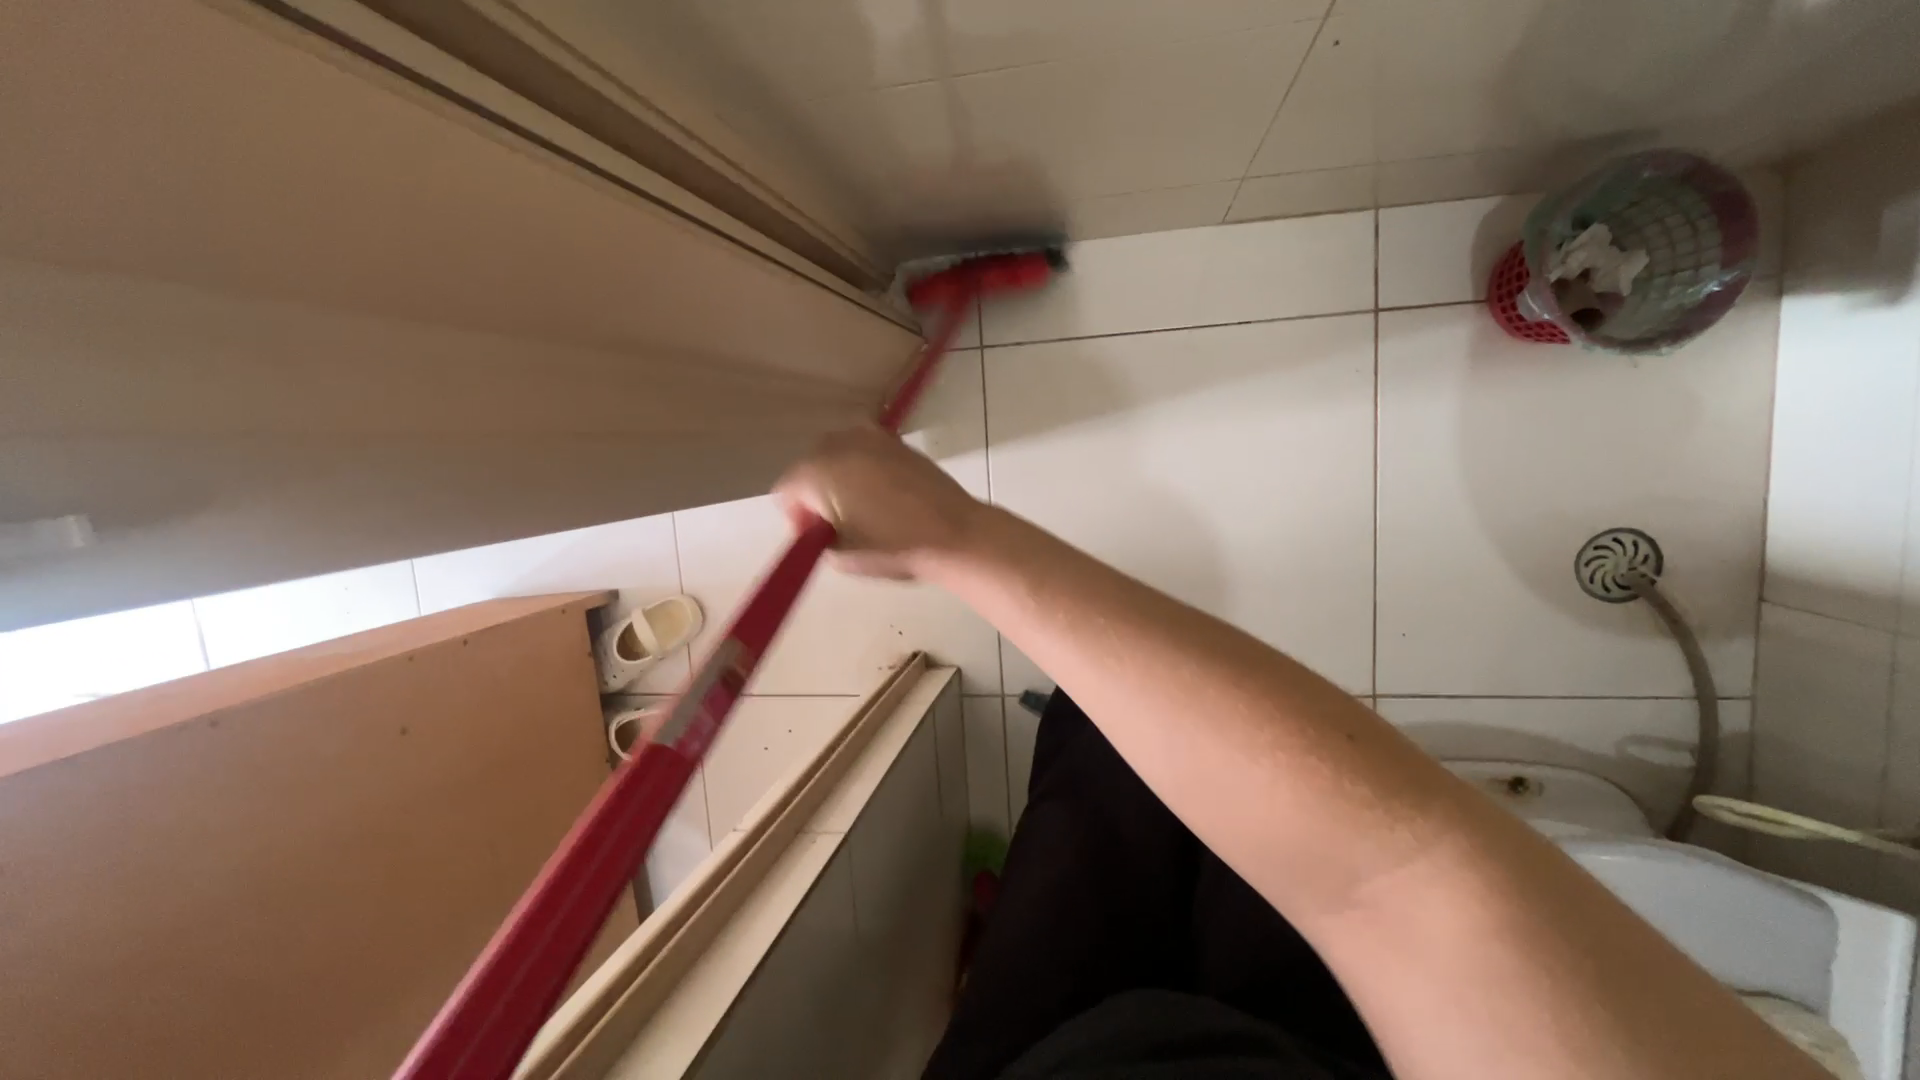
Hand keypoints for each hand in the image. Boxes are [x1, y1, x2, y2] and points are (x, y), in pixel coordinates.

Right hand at [774, 426, 986, 579]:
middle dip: (816, 493)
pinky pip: (865, 451)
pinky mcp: (898, 441)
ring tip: (861, 509)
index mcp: (818, 470)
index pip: (786, 491)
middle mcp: (840, 443)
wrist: (953, 533)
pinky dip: (864, 468)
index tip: (819, 538)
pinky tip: (884, 495)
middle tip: (838, 525)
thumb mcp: (842, 556)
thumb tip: (821, 528)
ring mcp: (872, 436)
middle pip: (809, 466)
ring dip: (839, 478)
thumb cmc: (893, 547)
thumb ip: (817, 539)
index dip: (797, 518)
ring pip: (837, 454)